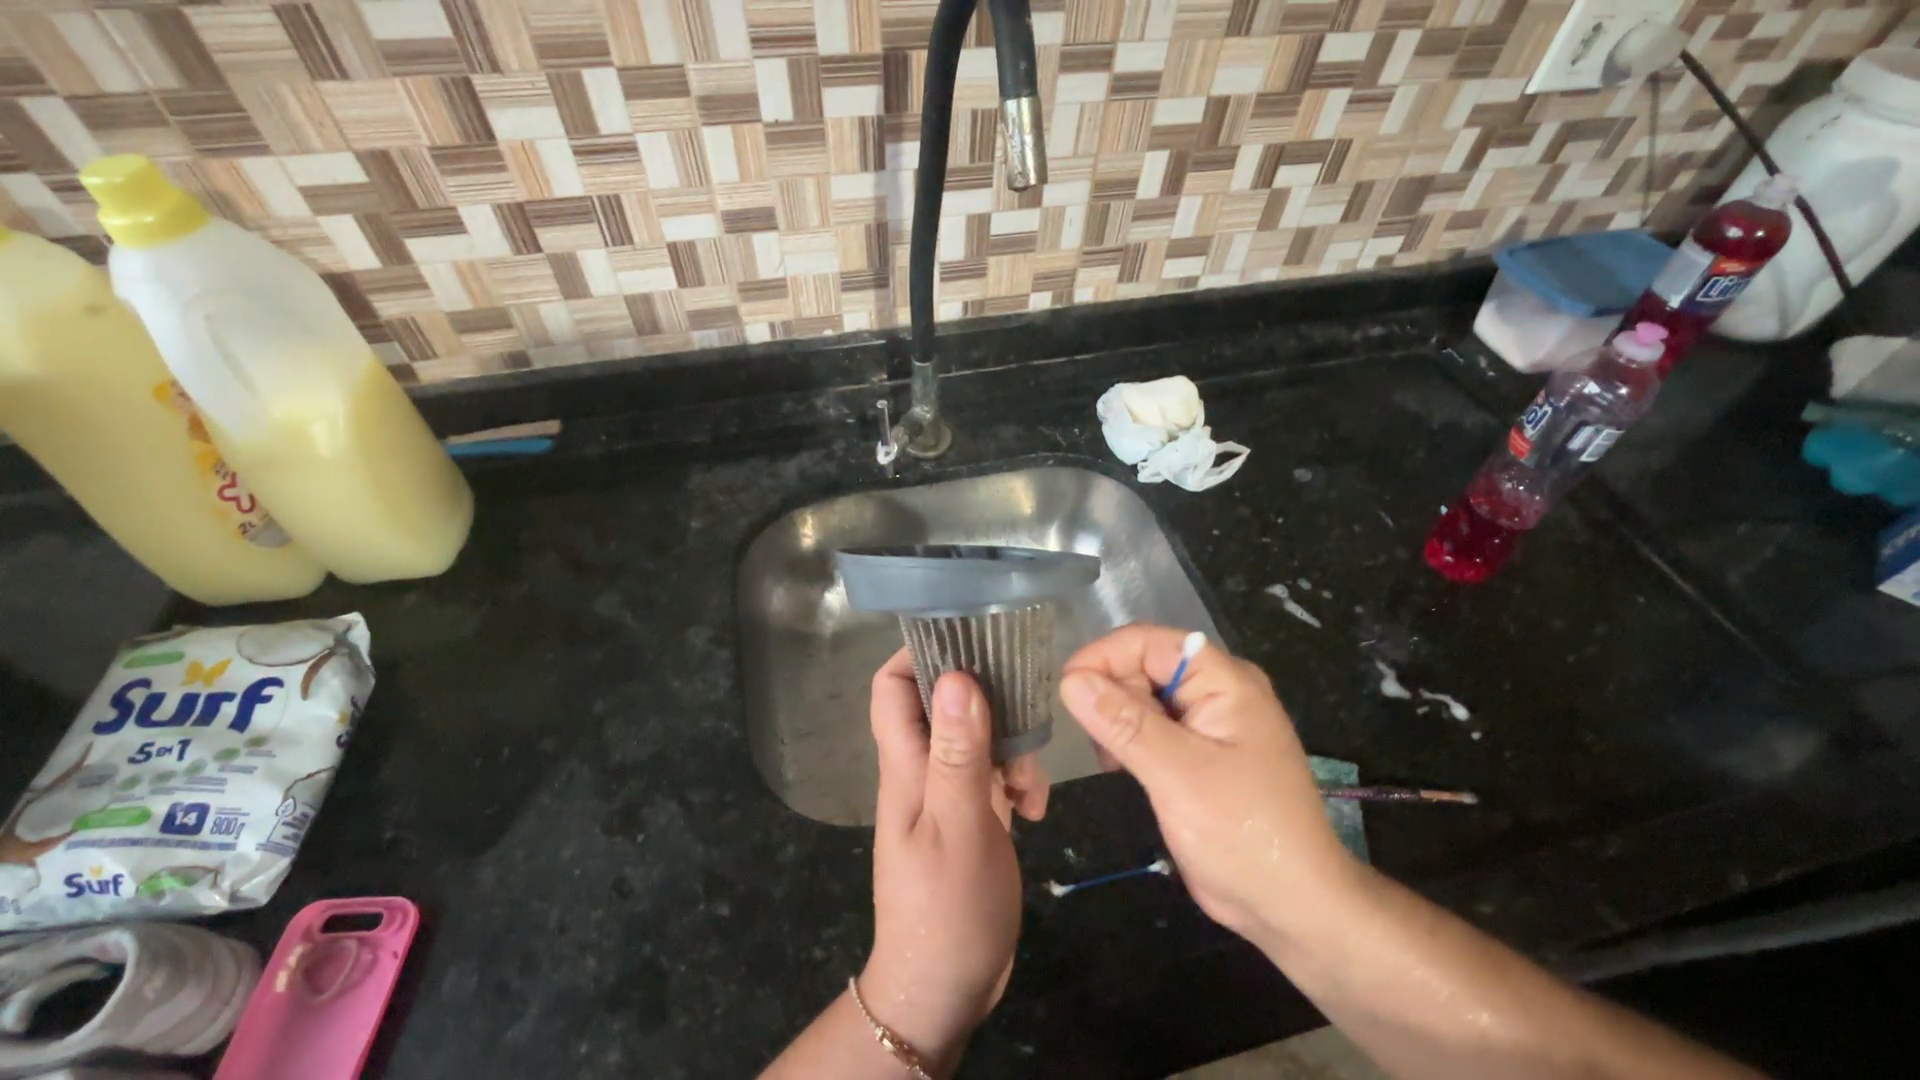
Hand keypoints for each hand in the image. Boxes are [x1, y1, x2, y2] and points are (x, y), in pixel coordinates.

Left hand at [860, 650, 1025, 1069]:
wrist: (945, 987)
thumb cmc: (946, 907)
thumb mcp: (959, 825)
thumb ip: (958, 753)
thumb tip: (954, 675)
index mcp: (904, 765)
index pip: (891, 687)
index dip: (918, 654)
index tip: (968, 638)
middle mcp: (921, 770)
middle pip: (943, 705)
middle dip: (985, 701)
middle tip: (1024, 712)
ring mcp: (946, 795)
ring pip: (977, 741)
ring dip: (1011, 751)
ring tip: (1030, 788)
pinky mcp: (971, 818)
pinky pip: (993, 779)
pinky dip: (1016, 785)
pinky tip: (1034, 813)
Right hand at [1058, 625, 1355, 942]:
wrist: (1290, 904)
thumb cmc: (1241, 832)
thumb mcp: (1177, 774)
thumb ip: (1124, 722)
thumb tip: (1071, 680)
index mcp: (1224, 680)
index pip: (1149, 642)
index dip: (1103, 657)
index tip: (1064, 691)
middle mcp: (1218, 691)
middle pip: (1144, 666)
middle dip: (1109, 692)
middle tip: (1091, 740)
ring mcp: (1209, 724)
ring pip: (1143, 698)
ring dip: (1116, 719)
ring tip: (1107, 759)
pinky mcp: (1199, 755)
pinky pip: (1152, 728)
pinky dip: (1128, 741)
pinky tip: (1119, 768)